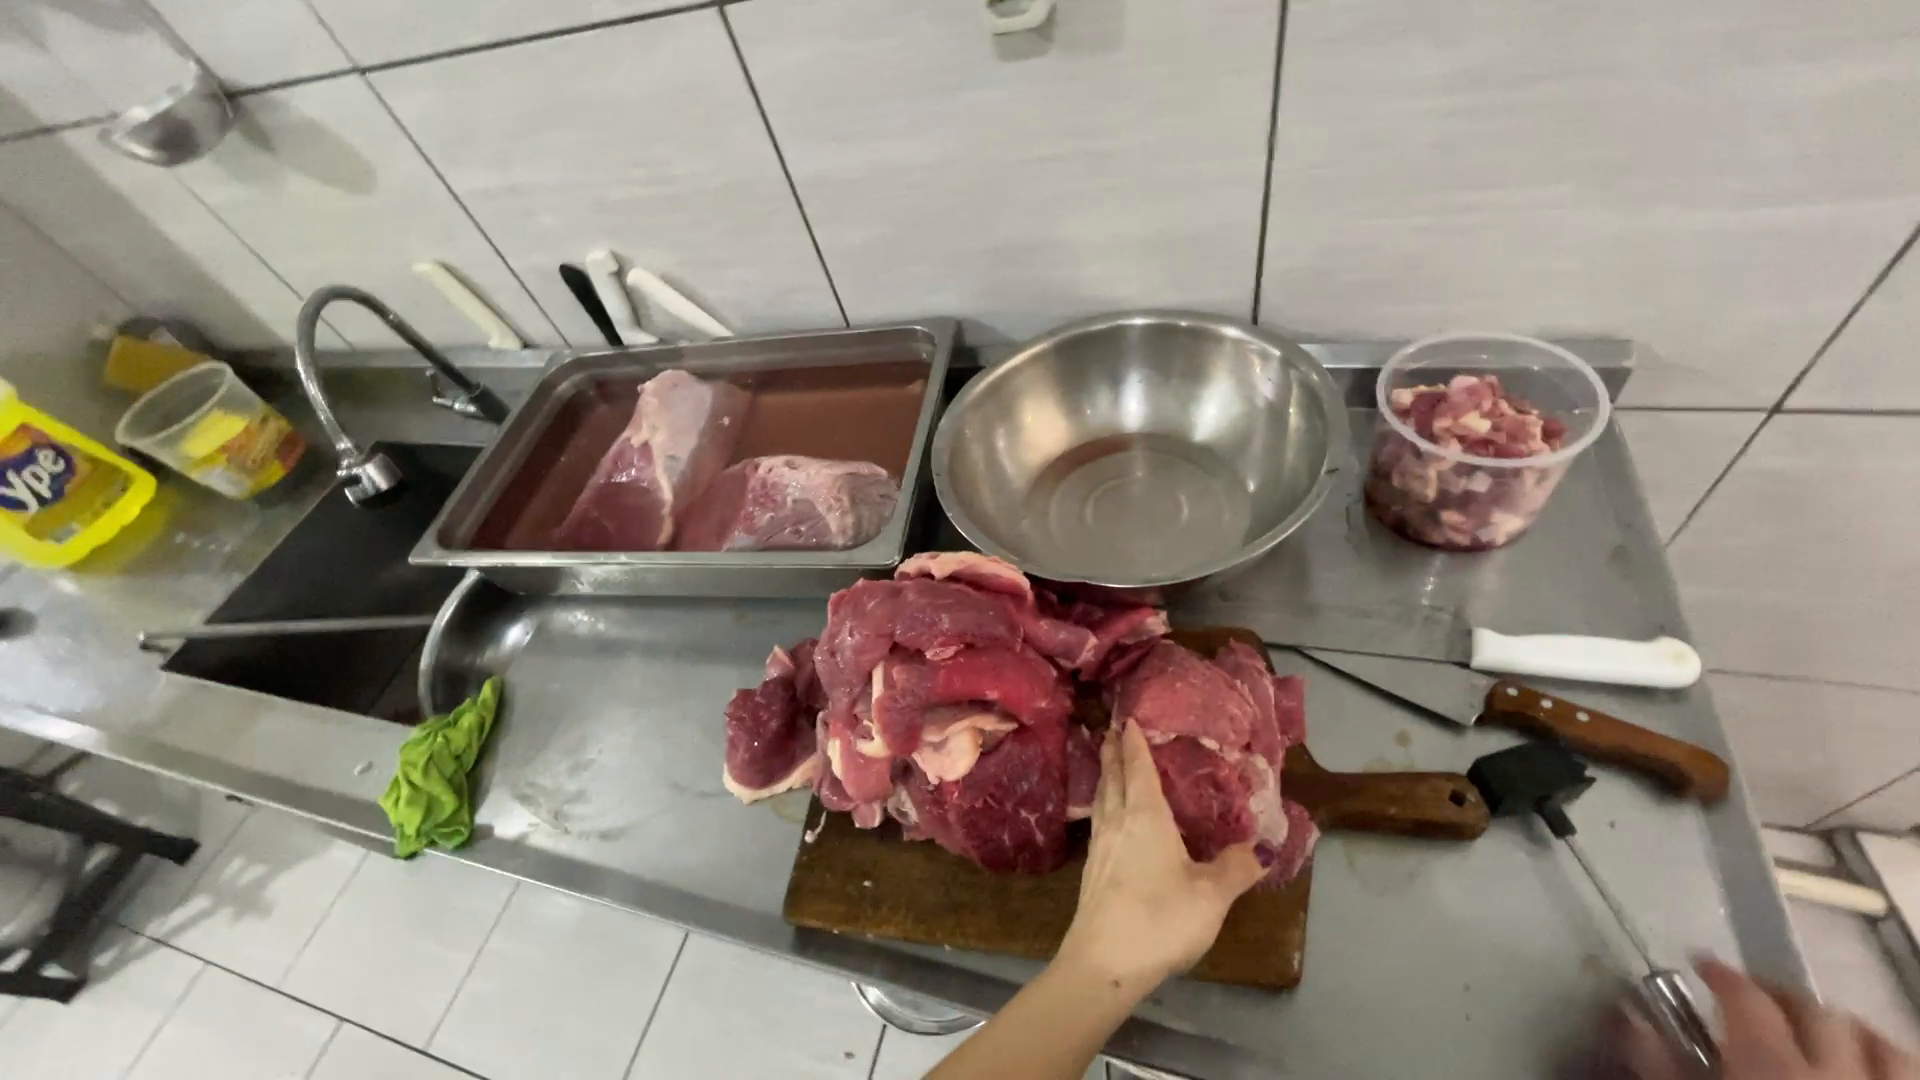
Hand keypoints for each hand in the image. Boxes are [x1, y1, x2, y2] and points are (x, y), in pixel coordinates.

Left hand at [1056, 721, 1266, 992]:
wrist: (1103, 962)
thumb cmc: (1159, 918)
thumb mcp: (1211, 895)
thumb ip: (1236, 867)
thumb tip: (1262, 844)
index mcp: (1144, 815)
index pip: (1137, 767)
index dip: (1133, 742)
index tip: (1127, 719)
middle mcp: (1117, 821)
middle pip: (1112, 777)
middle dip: (1113, 752)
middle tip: (1112, 731)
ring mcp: (1100, 846)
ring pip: (1102, 799)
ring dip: (1105, 777)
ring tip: (1110, 766)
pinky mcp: (1092, 870)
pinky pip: (1099, 821)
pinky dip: (1104, 805)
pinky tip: (1109, 818)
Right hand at [1617, 959, 1917, 1079]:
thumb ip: (1657, 1065)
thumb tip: (1630, 1016)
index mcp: (1771, 1066)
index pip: (1748, 998)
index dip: (1723, 974)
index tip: (1701, 967)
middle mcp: (1835, 1075)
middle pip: (1819, 1012)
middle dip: (1783, 995)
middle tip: (1753, 995)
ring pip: (1887, 1047)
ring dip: (1851, 1029)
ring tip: (1824, 1031)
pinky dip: (1893, 1068)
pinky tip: (1869, 1073)